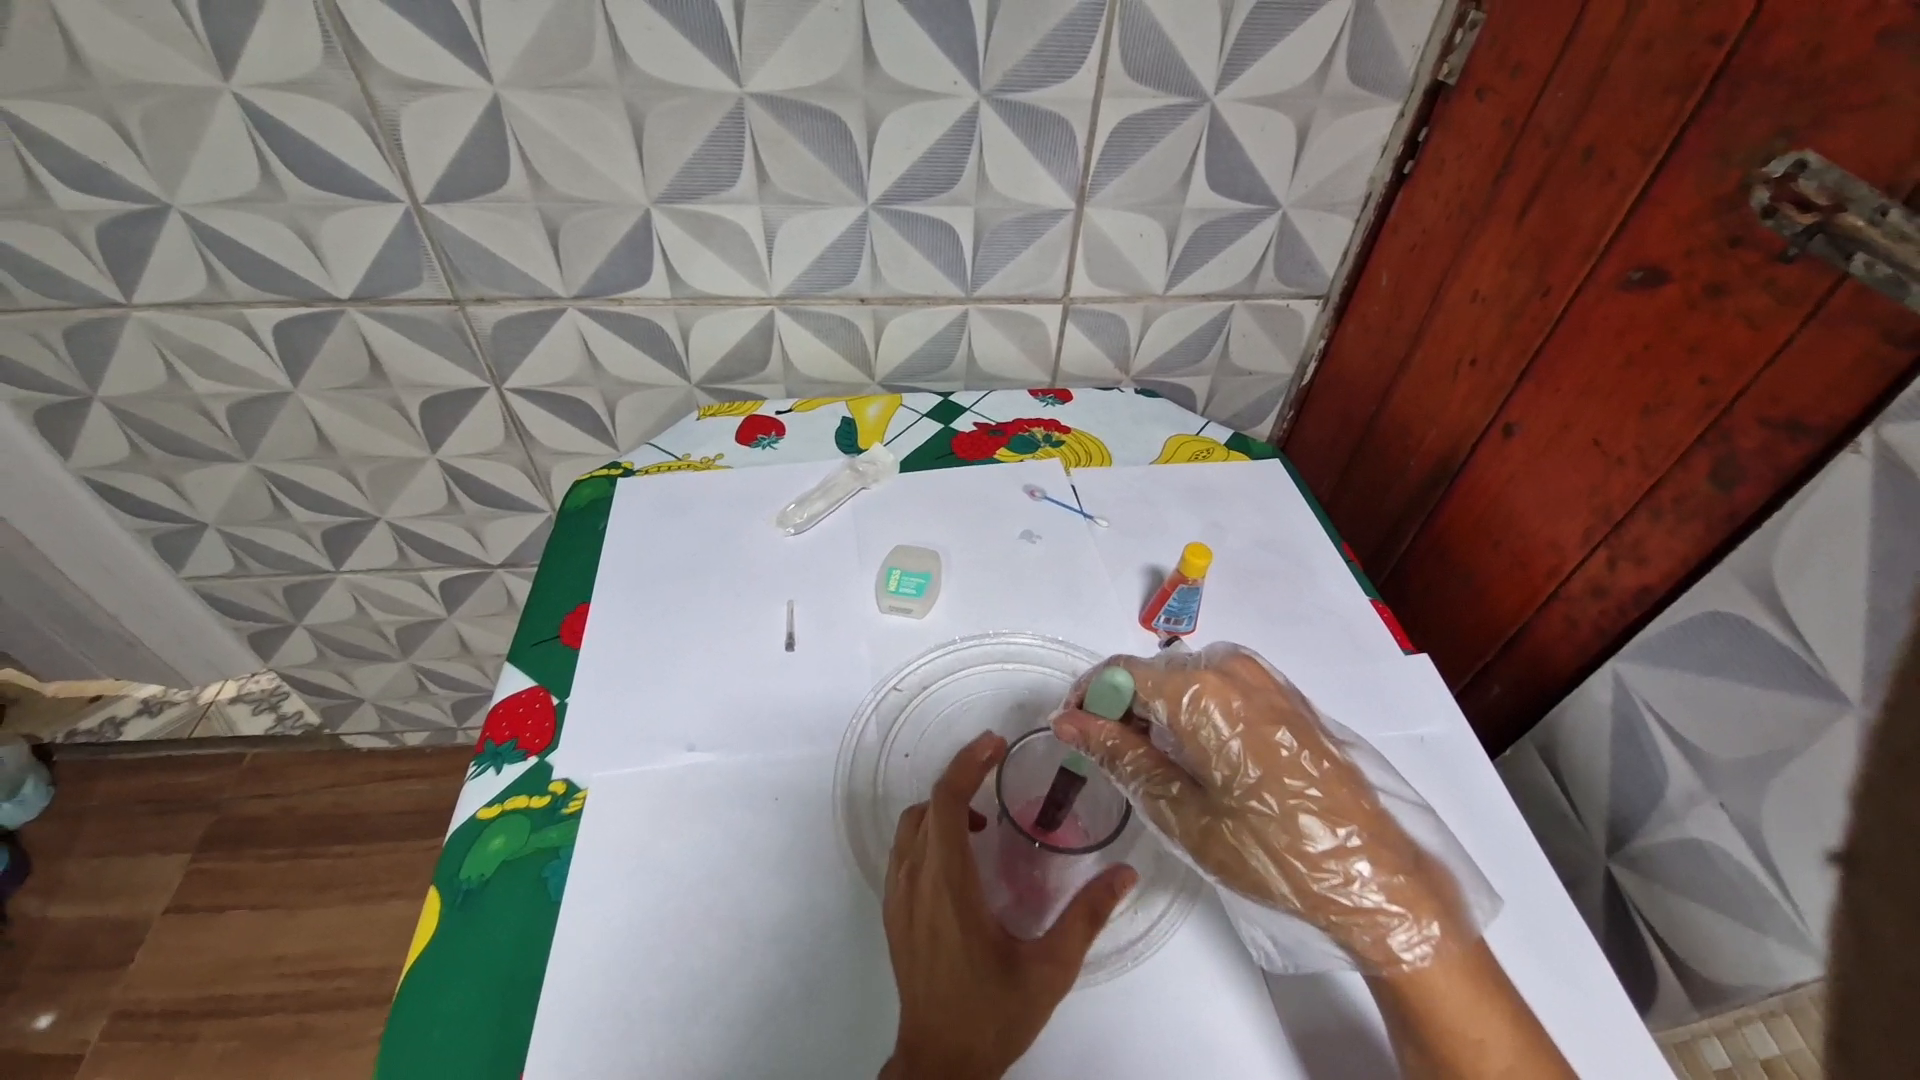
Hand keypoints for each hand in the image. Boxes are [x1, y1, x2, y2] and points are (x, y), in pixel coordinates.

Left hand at [881, 731, 1136, 1079]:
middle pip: (927, 806)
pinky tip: (961, 854)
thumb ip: (1086, 918)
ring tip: (982, 818)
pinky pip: (904, 852)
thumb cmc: (992, 1015)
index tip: (994, 743)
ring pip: (911, 827)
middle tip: (995, 765)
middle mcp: (915, 882)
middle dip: (960, 777)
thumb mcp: (1049, 970)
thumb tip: (1124, 875)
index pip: (945, 803)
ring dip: (943, 807)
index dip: (967, 765)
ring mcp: (897, 897)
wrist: (938, 1062)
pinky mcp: (893, 913)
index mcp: (949, 887)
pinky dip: (929, 833)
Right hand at [1051, 643, 1464, 970]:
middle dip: (1122, 708)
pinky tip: (1202, 757)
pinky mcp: (1284, 694)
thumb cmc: (1268, 850)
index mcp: (1201, 692)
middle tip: (1116, 761)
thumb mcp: (1180, 810)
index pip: (1119, 673)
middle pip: (1152, 672)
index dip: (1087, 700)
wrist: (1371, 874)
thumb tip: (1065, 721)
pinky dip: (1194, 710)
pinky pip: (1219, 685)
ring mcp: (1264, 677)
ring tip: (1158, 766)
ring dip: (1159, 710)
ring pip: (1184, 678)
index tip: (1074, 736)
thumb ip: (1119, 755)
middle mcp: (1231, 667)